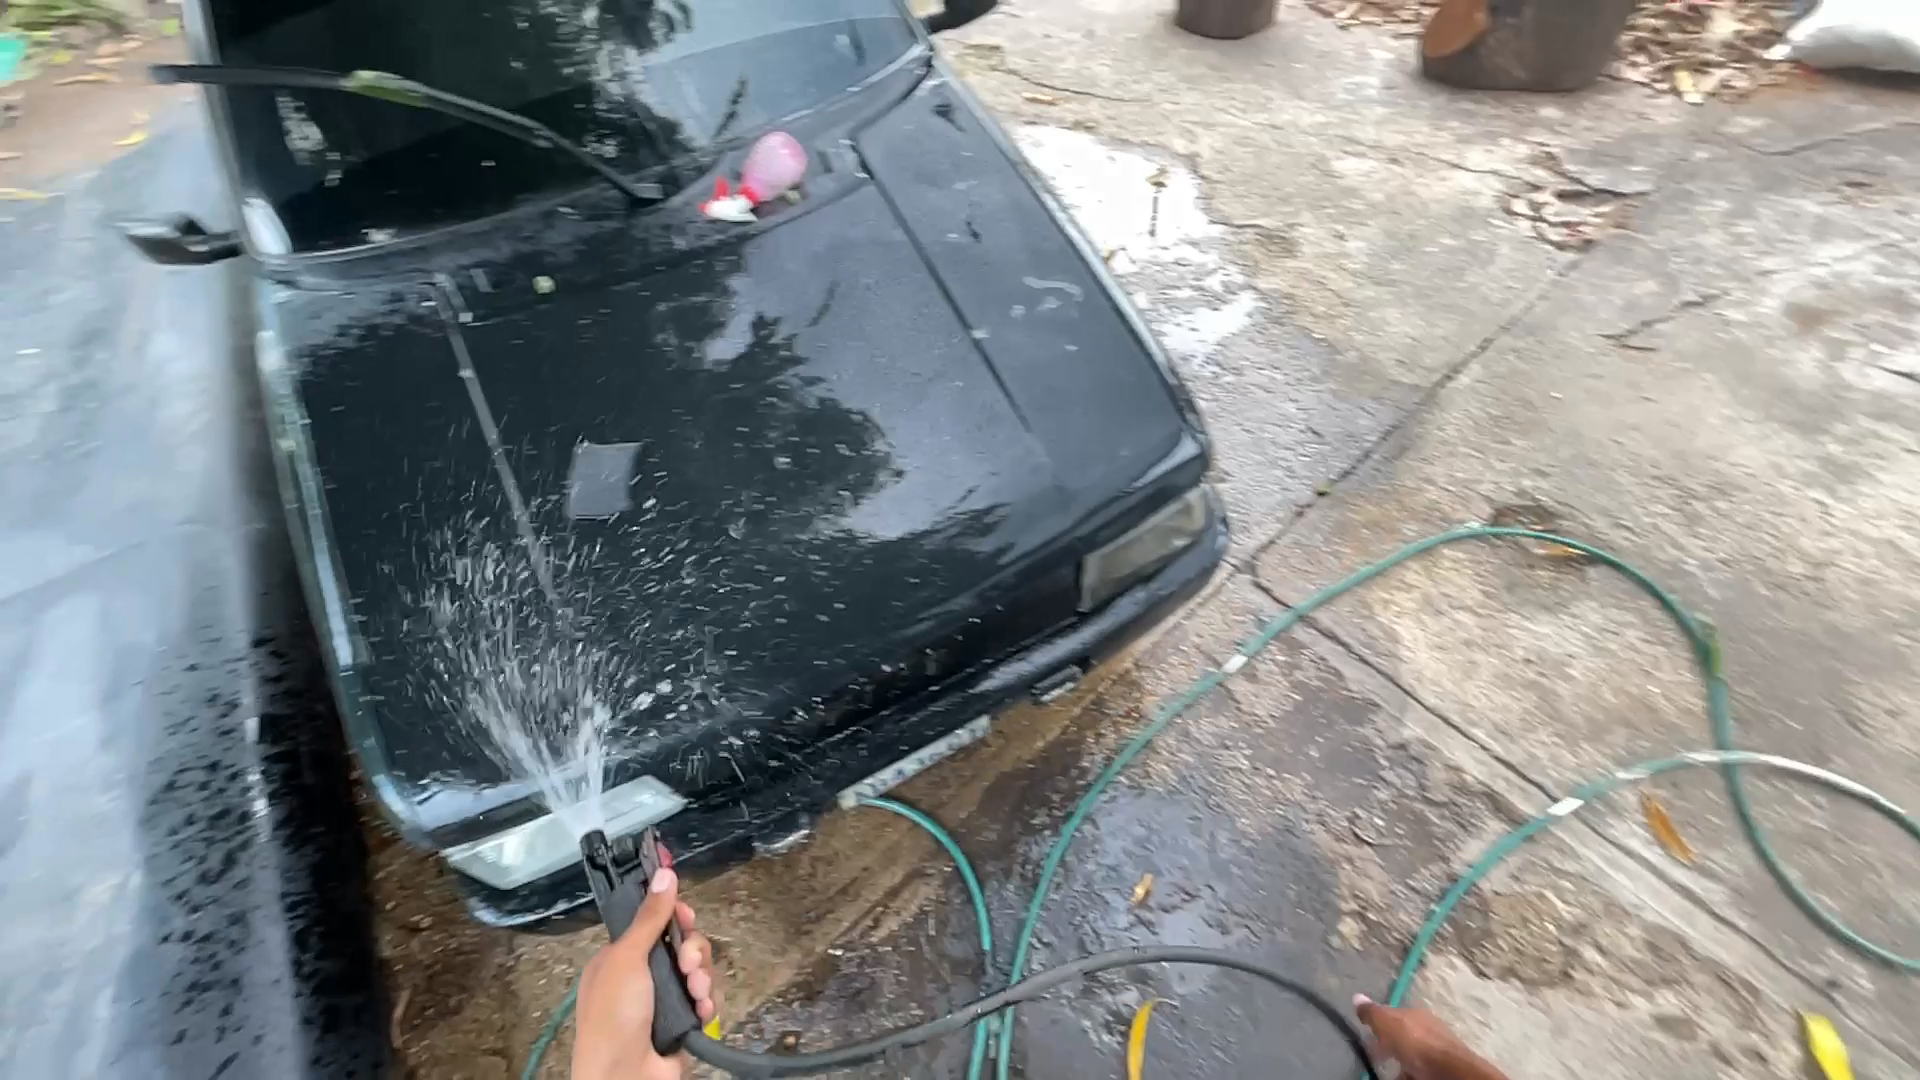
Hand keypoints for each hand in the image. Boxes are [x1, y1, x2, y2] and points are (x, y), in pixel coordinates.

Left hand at [572, 863, 721, 1079]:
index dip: (674, 916)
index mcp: (620, 959)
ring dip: (702, 976)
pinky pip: (706, 996)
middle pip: (683, 942)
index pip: (655, 922)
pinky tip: (701, 1011)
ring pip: (698, 967)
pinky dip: (707, 1001)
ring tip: (695, 993)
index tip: (685, 917)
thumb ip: (650, 916)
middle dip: (693, 950)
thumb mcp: (627, 959)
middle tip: (687, 964)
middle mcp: (642, 975)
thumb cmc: (615, 1017)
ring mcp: (664, 999)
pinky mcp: (683, 1020)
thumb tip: (664, 871)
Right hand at [1353, 995, 1508, 1079]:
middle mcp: (1429, 1028)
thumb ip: (1371, 1012)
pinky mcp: (1445, 1069)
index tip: (1370, 1036)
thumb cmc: (1415, 1042)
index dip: (1381, 1024)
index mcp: (1416, 1013)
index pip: (1394, 1014)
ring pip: (1415, 1056)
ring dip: (1402, 1064)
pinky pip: (1424, 1070)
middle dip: (1393, 1045)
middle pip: (1405, 1036)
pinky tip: (1406, 1078)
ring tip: (1390, 1073)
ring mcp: (1440, 1050)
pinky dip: (1412, 1074)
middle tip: (1379, 1056)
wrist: (1452, 1073)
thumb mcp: (1385, 1022)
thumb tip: (1356, 997)